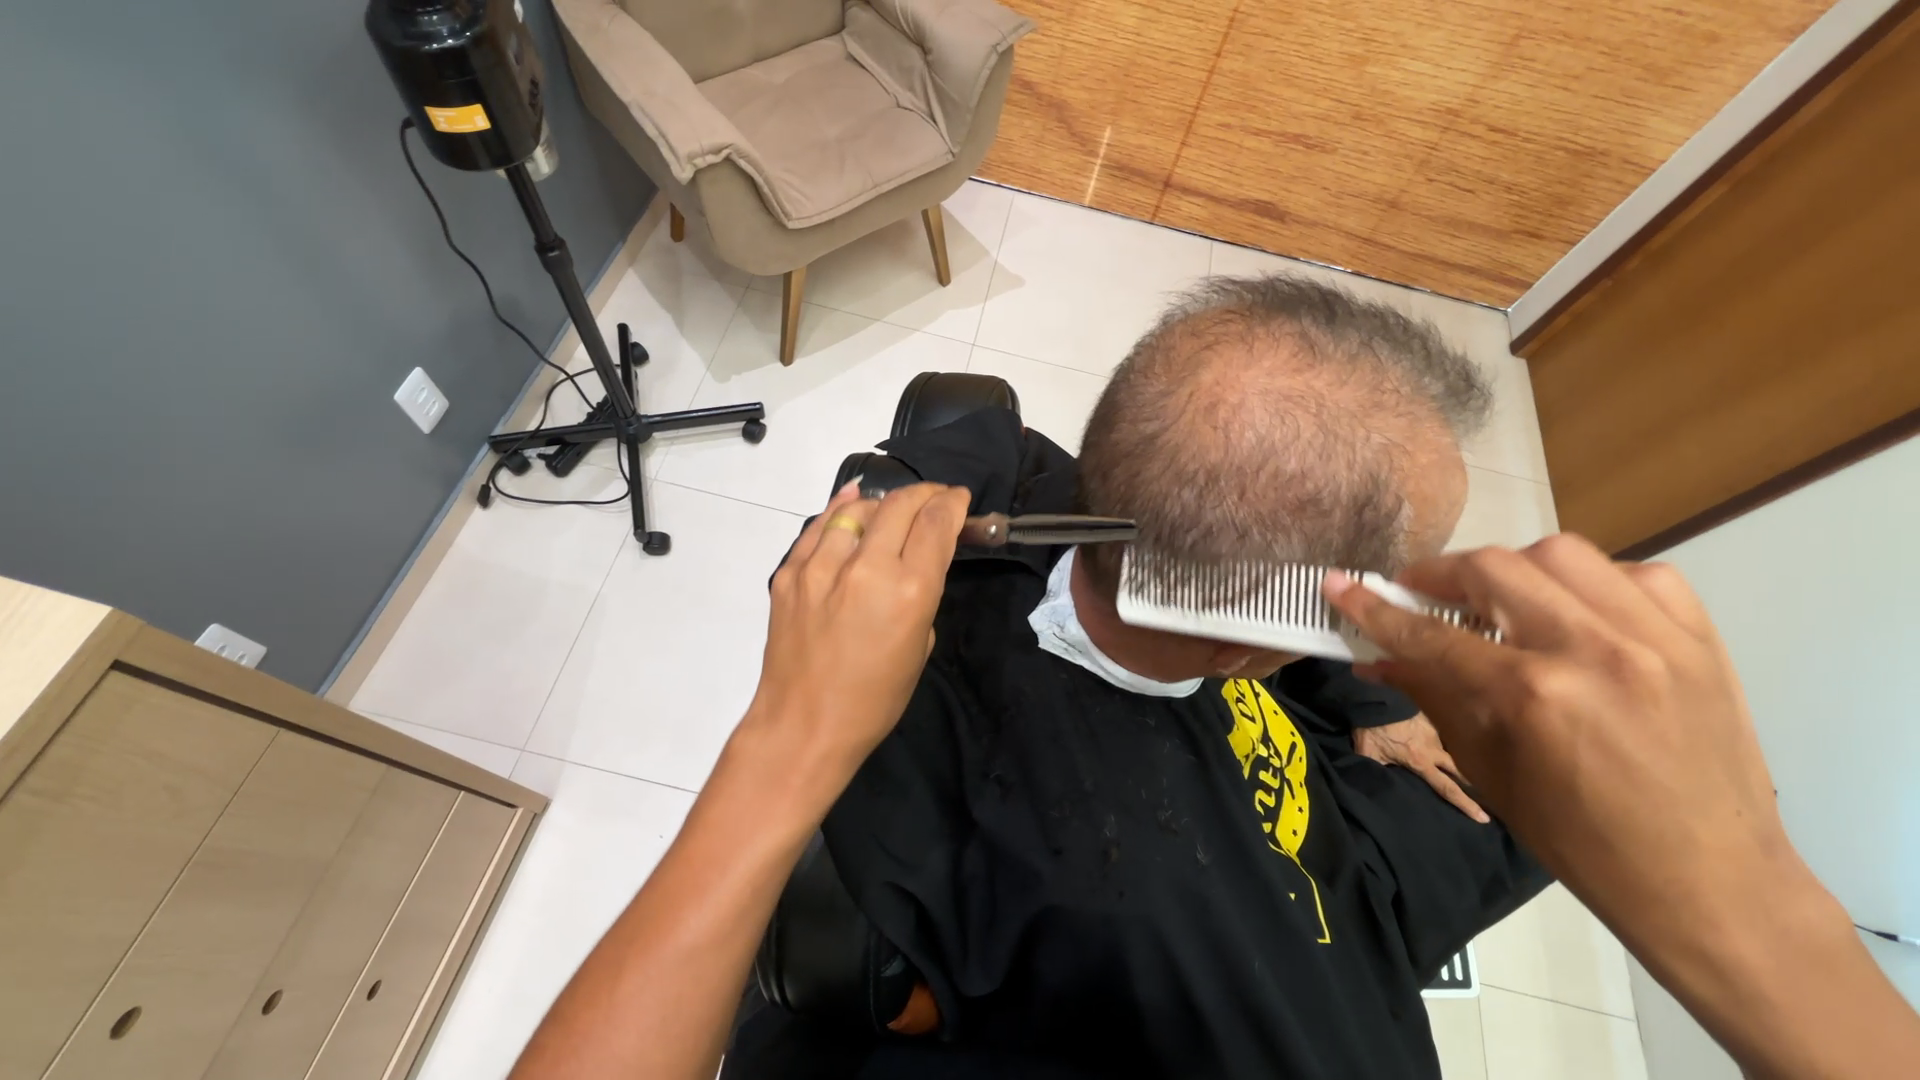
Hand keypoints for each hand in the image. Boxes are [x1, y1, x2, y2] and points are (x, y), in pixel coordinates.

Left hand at [746, 481, 970, 775]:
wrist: (804, 725)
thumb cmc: (874, 699)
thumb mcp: (919, 646)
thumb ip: (920, 595)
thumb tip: (912, 562)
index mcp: (908, 591)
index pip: (936, 523)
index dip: (952, 503)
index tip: (959, 499)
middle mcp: (866, 568)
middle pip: (900, 505)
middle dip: (924, 494)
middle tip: (935, 498)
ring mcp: (821, 567)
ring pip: (857, 509)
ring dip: (883, 504)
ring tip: (892, 510)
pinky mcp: (789, 572)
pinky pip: (818, 527)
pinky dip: (839, 510)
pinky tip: (852, 501)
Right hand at [1322, 536, 1783, 919]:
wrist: (1708, 879)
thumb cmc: (1579, 838)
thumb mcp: (1488, 768)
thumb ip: (1433, 695)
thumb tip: (1376, 657)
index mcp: (1533, 696)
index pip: (1431, 634)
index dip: (1375, 608)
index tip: (1339, 585)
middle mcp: (1593, 650)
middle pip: (1493, 569)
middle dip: (1440, 575)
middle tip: (1419, 594)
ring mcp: (1655, 638)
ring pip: (1561, 554)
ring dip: (1512, 568)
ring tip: (1498, 598)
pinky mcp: (1700, 639)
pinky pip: (1636, 573)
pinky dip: (1590, 581)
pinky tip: (1574, 610)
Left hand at [1352, 714, 1487, 822]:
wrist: (1376, 699)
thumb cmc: (1371, 728)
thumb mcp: (1368, 753)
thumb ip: (1376, 768)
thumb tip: (1375, 782)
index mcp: (1421, 762)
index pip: (1447, 788)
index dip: (1465, 804)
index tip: (1483, 818)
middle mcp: (1434, 749)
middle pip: (1458, 770)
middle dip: (1472, 783)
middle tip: (1486, 795)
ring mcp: (1434, 732)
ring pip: (1450, 750)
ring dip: (1453, 759)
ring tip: (1460, 768)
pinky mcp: (1429, 719)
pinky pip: (1440, 734)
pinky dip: (1440, 741)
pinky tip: (1438, 742)